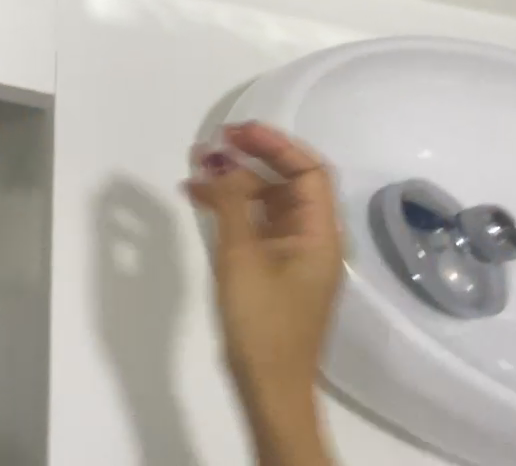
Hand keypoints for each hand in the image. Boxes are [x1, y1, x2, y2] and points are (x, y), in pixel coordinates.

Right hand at [187, 122, 342, 422]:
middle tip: (213, 143)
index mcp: (319, 234)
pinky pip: (254, 221)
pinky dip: (229, 204)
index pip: (308, 171)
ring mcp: (293, 254)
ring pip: (267, 200)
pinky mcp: (273, 267)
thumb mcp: (241, 255)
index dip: (275, 145)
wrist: (269, 384)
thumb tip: (219, 160)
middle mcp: (312, 238)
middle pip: (288, 181)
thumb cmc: (262, 319)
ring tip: (196, 166)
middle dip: (251, 157)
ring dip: (235, 179)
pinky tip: (197, 197)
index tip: (236, 131)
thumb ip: (231, 202)